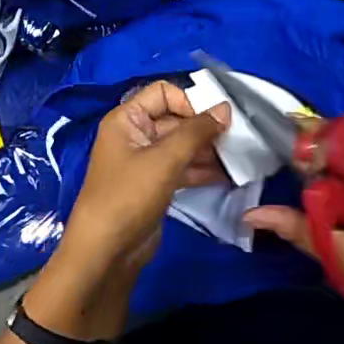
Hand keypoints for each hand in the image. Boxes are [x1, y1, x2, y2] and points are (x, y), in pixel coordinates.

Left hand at [57, 82, 229, 276]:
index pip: (163, 93)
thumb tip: (225, 108)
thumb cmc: (130, 195)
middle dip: (204, 128)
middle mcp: (134, 134)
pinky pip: (181, 167)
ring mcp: (144, 161)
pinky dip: (200, 169)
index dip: (189, 102)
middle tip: (236, 140)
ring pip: (180, 145)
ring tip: (236, 158)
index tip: (216, 120)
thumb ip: (197, 132)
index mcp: (126, 118)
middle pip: (175, 119)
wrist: (107, 250)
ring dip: (206, 150)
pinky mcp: (154, 184)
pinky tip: (226, 176)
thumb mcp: (165, 159)